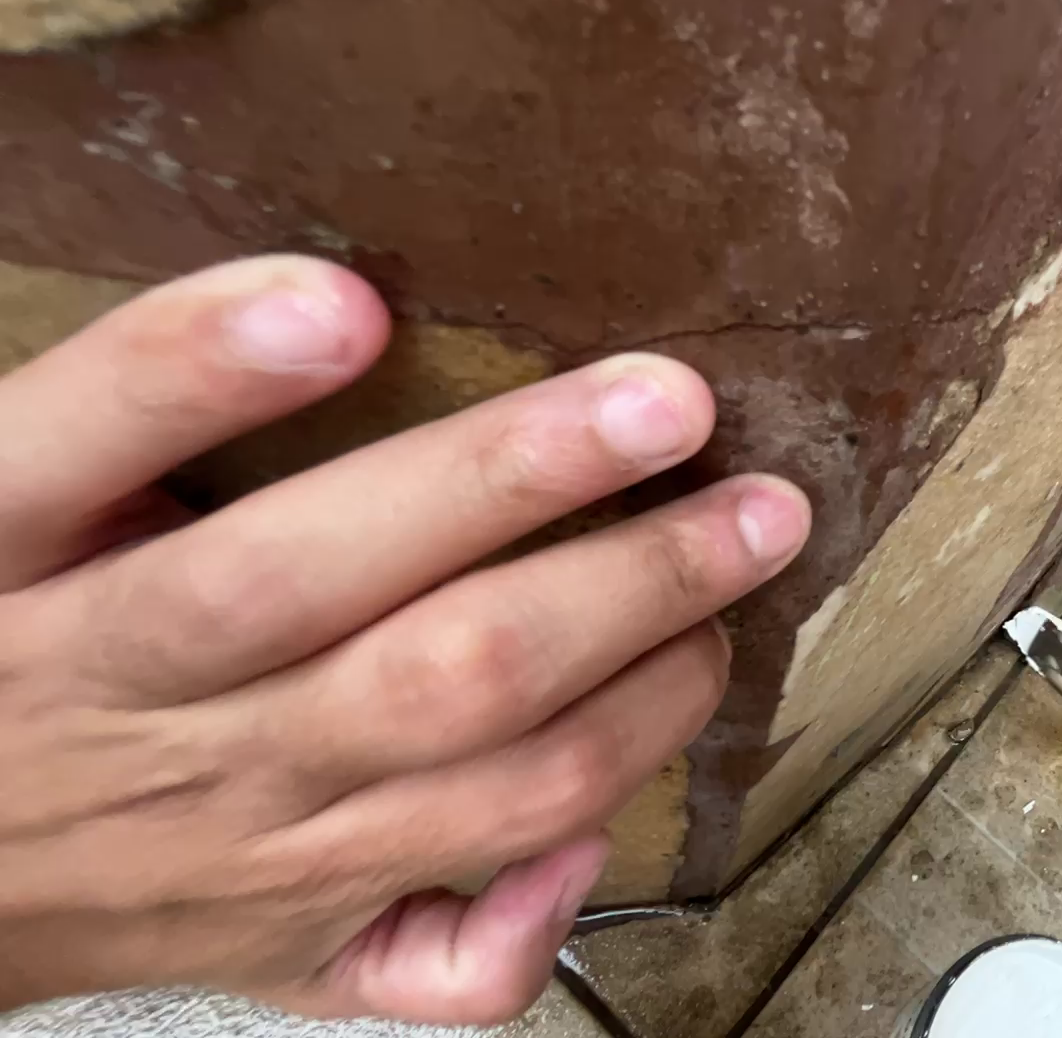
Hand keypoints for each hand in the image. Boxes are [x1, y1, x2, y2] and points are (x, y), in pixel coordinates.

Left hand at [0, 257, 810, 1021]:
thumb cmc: (114, 880)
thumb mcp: (289, 969)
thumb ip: (442, 956)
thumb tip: (581, 869)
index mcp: (315, 857)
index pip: (549, 782)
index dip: (664, 700)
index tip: (725, 619)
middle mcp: (225, 760)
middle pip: (475, 672)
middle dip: (648, 581)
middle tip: (770, 507)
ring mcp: (84, 644)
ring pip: (320, 568)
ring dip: (516, 472)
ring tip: (657, 401)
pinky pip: (77, 445)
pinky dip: (202, 375)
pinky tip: (340, 306)